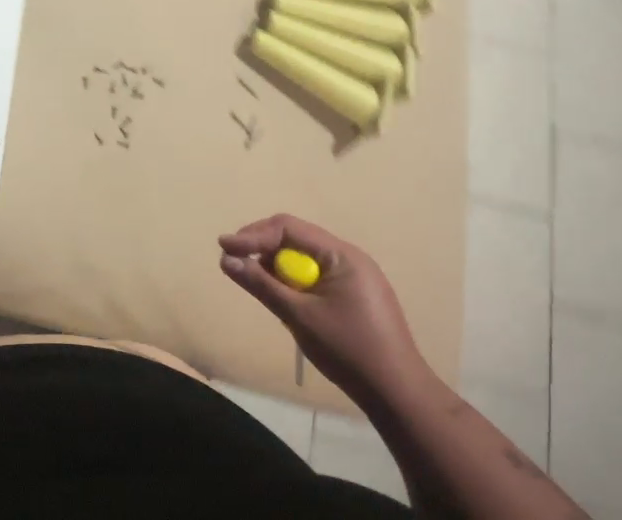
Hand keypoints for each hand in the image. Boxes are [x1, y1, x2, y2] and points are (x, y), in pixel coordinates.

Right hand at [218, 214, 427, 399]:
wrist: (398, 393)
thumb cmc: (348, 350)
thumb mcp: (298, 316)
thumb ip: (261, 284)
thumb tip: (225, 259)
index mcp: (342, 255)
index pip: (288, 228)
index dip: (252, 235)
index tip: (223, 248)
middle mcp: (350, 258)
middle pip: (295, 238)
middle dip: (261, 247)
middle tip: (233, 261)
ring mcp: (355, 276)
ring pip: (304, 257)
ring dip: (276, 265)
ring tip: (255, 281)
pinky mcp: (354, 295)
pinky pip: (315, 274)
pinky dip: (293, 280)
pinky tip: (282, 297)